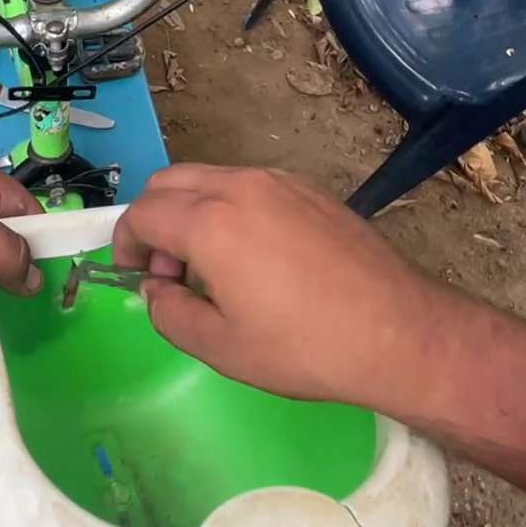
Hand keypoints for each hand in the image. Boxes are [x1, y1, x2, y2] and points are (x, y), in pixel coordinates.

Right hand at [113, 164, 447, 410]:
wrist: (401, 333)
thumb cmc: (306, 347)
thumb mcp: (222, 349)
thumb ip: (169, 313)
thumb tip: (155, 288)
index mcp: (210, 223)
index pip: (141, 213)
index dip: (124, 244)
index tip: (133, 277)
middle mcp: (238, 186)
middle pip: (167, 182)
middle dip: (151, 221)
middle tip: (168, 272)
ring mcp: (275, 181)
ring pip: (206, 177)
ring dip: (187, 211)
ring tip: (210, 265)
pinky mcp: (305, 187)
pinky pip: (244, 183)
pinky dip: (224, 206)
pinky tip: (252, 253)